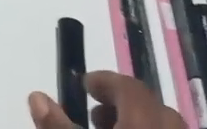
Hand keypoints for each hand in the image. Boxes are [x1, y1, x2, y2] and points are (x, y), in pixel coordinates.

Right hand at [29, 72, 182, 128]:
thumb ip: (57, 126)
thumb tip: (36, 96)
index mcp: (143, 123)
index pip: (131, 89)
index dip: (106, 82)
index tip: (85, 87)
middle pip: (157, 108)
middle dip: (125, 104)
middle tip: (97, 117)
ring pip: (169, 128)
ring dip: (142, 122)